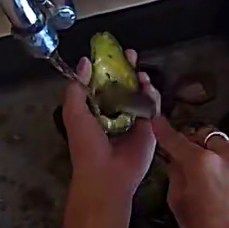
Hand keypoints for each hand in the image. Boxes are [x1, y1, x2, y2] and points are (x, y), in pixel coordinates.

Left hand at [62, 52, 157, 203]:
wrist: (106, 174)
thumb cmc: (86, 145)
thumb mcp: (74, 112)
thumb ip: (77, 87)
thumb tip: (85, 62)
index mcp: (97, 110)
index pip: (105, 83)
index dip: (109, 68)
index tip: (113, 53)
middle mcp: (117, 113)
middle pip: (126, 85)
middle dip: (129, 69)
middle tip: (132, 55)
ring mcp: (135, 120)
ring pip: (141, 94)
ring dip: (141, 81)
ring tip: (139, 73)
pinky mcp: (150, 128)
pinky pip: (154, 107)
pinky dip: (152, 95)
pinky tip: (147, 87)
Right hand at [151, 118, 228, 227]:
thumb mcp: (180, 207)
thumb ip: (176, 176)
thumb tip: (176, 161)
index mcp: (201, 163)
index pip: (177, 139)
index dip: (164, 131)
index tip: (159, 124)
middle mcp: (228, 155)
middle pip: (208, 139)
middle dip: (201, 150)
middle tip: (199, 170)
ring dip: (225, 162)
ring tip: (225, 190)